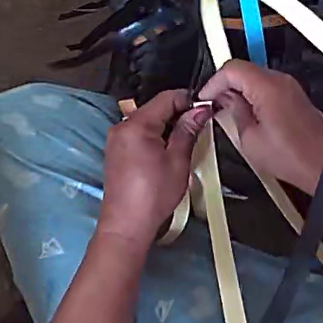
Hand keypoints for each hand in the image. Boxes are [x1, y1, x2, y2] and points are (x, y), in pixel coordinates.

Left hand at [95, 89, 211, 247]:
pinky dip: (156, 136)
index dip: (189, 100)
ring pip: (148, 120)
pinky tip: (169, 150)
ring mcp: (116, 139)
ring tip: (188, 140)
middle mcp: (122, 126)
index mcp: (136, 125)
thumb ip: (188, 130)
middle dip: (179, 113)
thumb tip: (201, 110)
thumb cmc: (152, 195)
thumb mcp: (177, 161)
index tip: (206, 109)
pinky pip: (139, 133)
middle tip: (201, 126)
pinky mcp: (116, 151)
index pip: (166, 98)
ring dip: (168, 125)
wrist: (126, 225)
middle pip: (156, 107)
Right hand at [196, 61, 322, 192]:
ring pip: (255, 77)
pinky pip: (268, 87)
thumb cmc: (295, 157)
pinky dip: (253, 95)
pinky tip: (247, 114)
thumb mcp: (250, 139)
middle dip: (224, 84)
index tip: (205, 96)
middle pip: (243, 69)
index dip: (213, 82)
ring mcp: (290, 87)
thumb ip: (235, 112)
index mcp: (267, 87)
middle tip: (212, 103)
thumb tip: (227, 101)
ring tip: (227, 111)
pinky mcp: (295, 97)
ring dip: (239, 89)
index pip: (231, 69)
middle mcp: (281, 81)